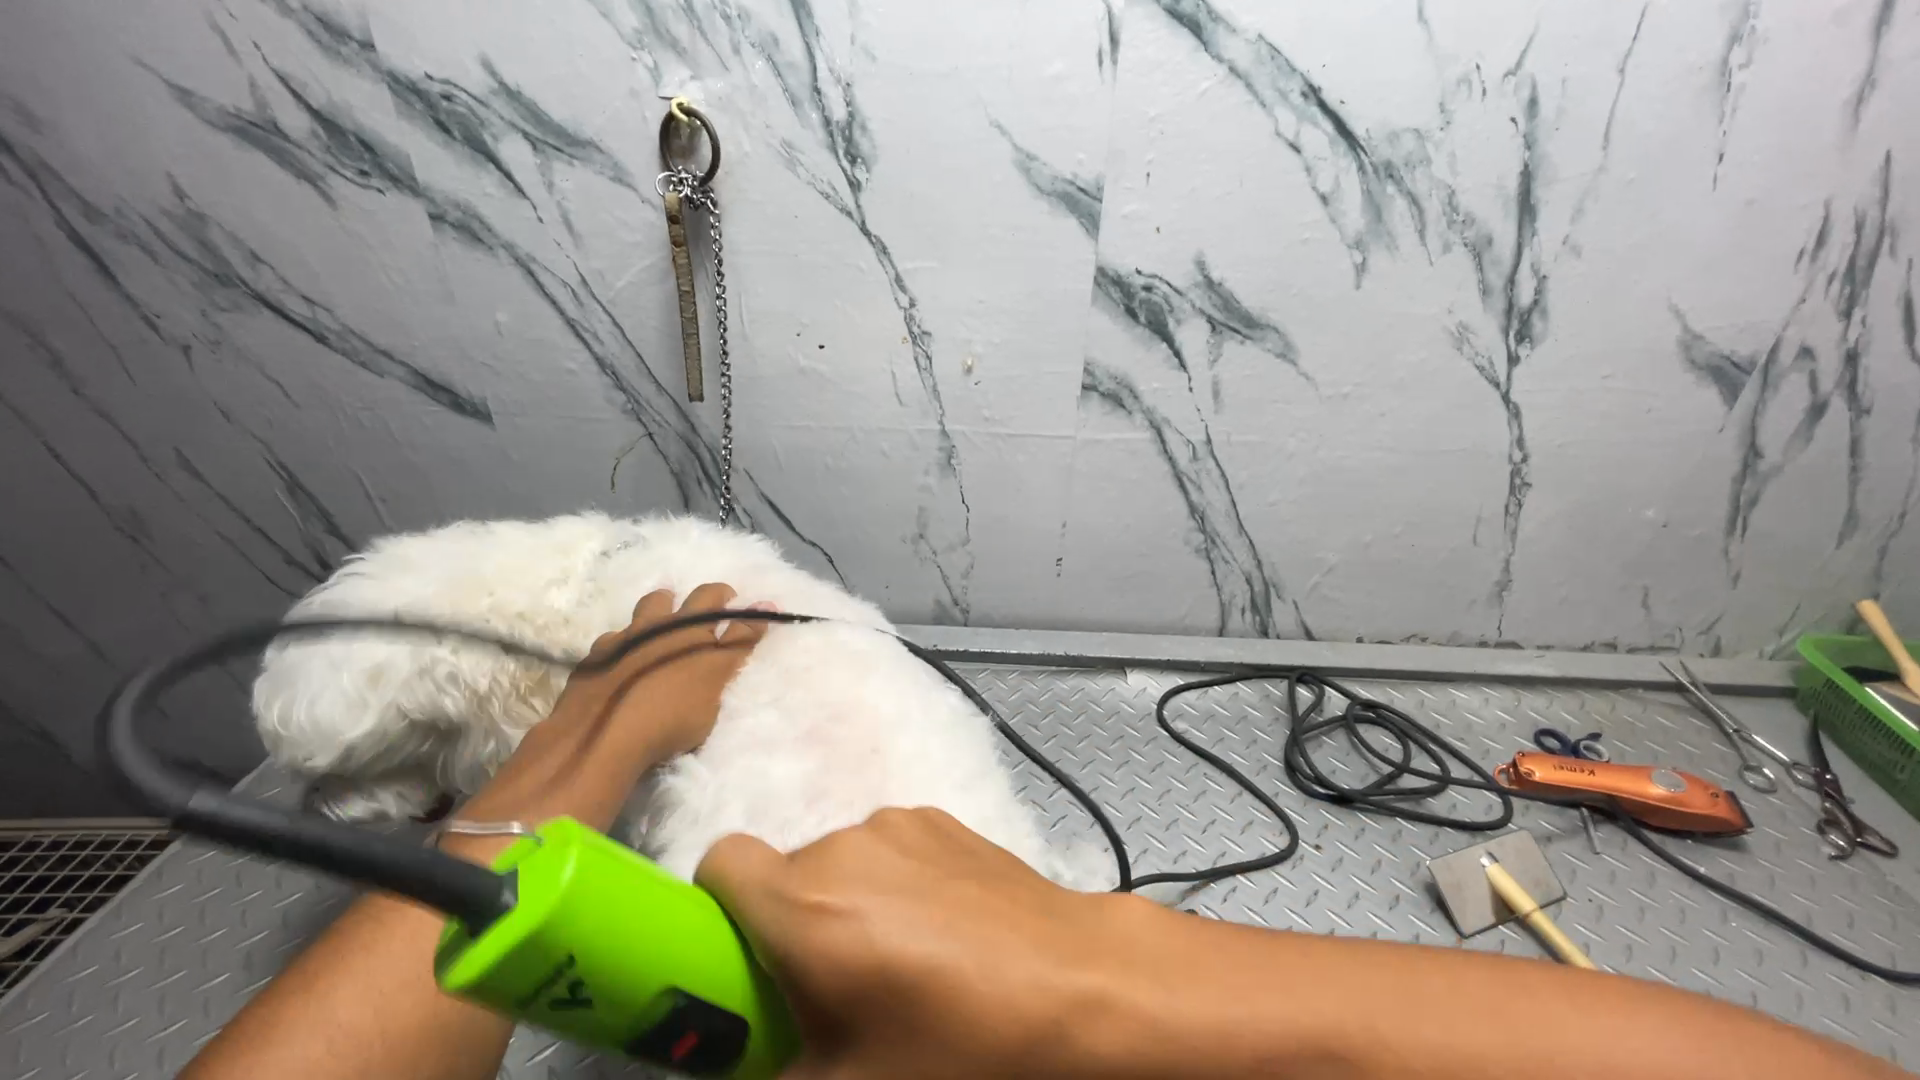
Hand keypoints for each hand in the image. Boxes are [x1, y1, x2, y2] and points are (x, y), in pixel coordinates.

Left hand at [452, 584, 771, 841]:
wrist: (602, 735)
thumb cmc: (673, 716)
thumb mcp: (717, 680)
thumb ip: (740, 643)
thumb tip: (766, 606)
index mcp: (693, 631)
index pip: (723, 607)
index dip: (740, 607)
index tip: (753, 609)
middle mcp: (661, 626)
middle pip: (690, 598)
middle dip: (709, 597)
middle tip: (717, 606)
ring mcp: (626, 639)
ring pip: (649, 608)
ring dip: (663, 607)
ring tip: (668, 620)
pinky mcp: (597, 657)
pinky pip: (616, 638)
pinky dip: (627, 641)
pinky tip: (626, 656)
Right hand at [696, 808, 1158, 1079]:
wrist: (1077, 985)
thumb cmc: (958, 1044)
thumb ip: (774, 1072)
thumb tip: (754, 1061)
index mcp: (806, 902)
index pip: (719, 863)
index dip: (717, 910)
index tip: (743, 960)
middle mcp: (845, 844)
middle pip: (784, 874)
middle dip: (792, 926)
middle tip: (832, 988)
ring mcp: (901, 824)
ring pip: (841, 862)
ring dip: (848, 904)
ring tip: (900, 962)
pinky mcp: (946, 819)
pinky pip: (890, 849)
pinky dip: (894, 883)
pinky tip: (942, 932)